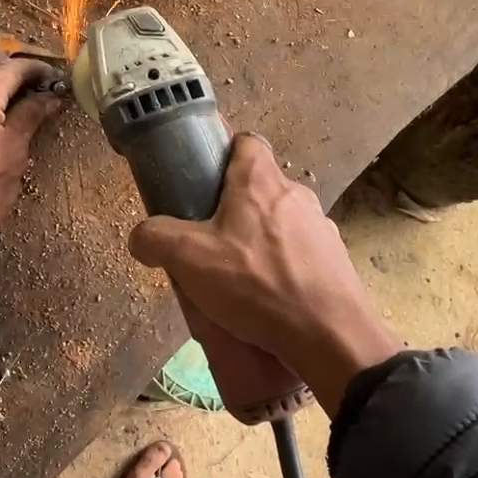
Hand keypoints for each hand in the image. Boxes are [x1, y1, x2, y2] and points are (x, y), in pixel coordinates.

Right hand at [128, 133, 402, 414]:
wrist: (330, 336)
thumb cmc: (256, 284)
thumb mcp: (188, 259)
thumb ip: (154, 239)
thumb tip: (142, 238)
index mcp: (259, 180)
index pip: (244, 142)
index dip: (222, 152)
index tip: (202, 178)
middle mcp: (295, 194)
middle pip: (259, 187)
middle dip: (233, 208)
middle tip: (208, 241)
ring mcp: (320, 228)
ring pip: (280, 222)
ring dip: (259, 240)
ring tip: (238, 279)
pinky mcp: (336, 261)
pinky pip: (300, 255)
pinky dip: (283, 268)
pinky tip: (268, 300)